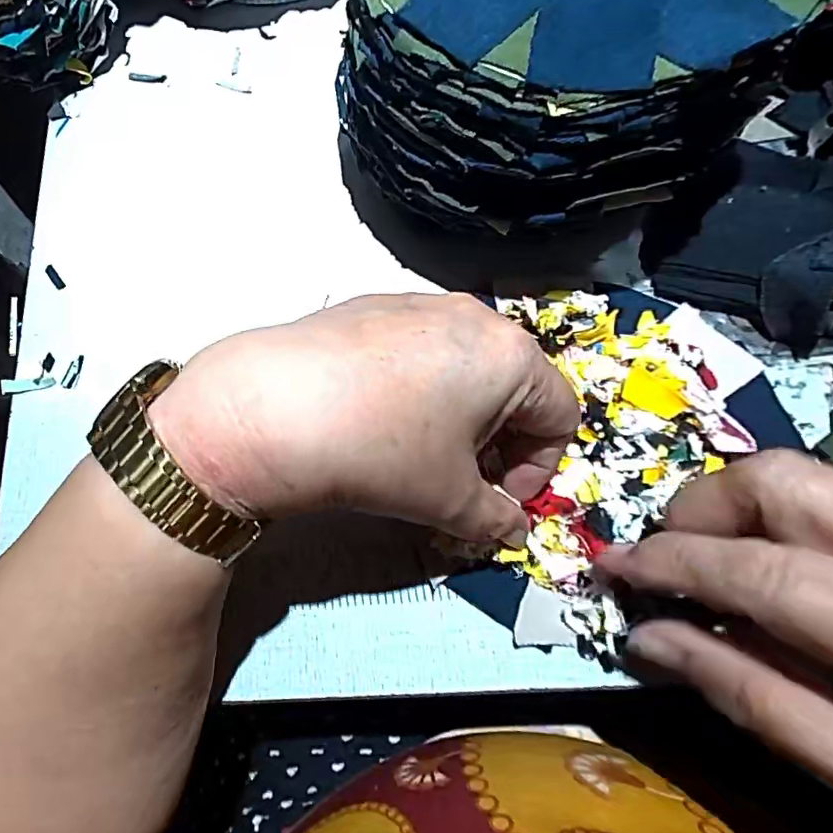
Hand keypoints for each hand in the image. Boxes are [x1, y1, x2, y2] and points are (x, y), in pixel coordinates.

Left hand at [145, 293, 576, 542]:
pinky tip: (381, 414)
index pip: (561, 415)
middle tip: (464, 479)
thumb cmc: (381, 452)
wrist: (271, 407)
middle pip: (517, 385)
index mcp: (511, 355)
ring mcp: (423, 302)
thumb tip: (513, 529)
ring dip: (465, 413)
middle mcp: (475, 316)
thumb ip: (497, 518)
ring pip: (470, 365)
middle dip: (503, 441)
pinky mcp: (378, 303)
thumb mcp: (449, 498)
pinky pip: (425, 348)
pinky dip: (425, 385)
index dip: (540, 468)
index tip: (500, 498)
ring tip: (421, 448)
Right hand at [598, 450, 832, 832]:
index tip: (611, 568)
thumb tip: (656, 643)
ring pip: (820, 478)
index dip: (680, 567)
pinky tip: (780, 582)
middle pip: (798, 482)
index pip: (782, 576)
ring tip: (706, 570)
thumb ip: (770, 709)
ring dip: (741, 513)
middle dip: (703, 511)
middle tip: (658, 565)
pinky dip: (789, 530)